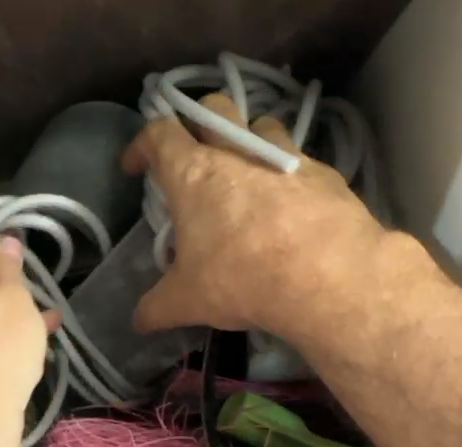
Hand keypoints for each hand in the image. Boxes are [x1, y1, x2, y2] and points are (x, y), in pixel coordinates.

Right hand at [121, 94, 405, 351]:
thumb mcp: (186, 302)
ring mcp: (285, 157)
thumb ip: (157, 307)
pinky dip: (282, 176)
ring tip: (241, 177)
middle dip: (197, 124)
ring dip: (246, 142)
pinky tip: (282, 208)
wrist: (326, 275)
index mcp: (194, 175)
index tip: (135, 167)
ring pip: (260, 126)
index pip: (160, 135)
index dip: (142, 145)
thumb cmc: (241, 279)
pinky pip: (296, 161)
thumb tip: (140, 321)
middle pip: (214, 109)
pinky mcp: (322, 173)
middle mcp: (238, 153)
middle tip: (191, 158)